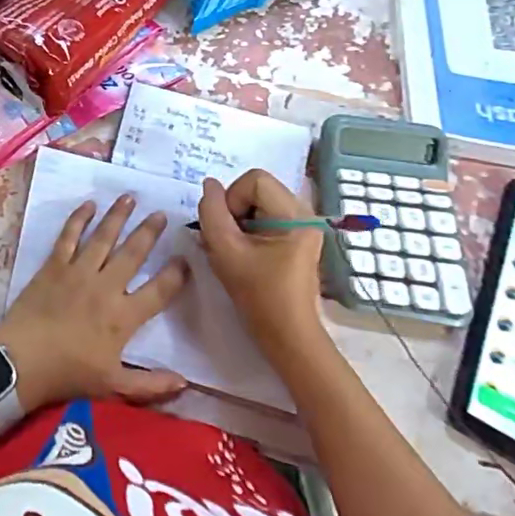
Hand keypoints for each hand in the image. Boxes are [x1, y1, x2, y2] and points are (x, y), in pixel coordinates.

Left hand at [0, 194, 190, 408]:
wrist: (21, 362)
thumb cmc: (69, 374)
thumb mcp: (113, 386)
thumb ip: (150, 385)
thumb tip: (184, 382)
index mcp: (123, 317)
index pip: (159, 291)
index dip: (175, 274)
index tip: (185, 259)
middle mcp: (105, 287)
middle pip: (133, 253)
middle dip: (149, 232)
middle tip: (161, 214)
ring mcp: (78, 273)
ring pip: (104, 237)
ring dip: (118, 216)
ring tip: (130, 198)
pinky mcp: (54, 266)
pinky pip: (69, 237)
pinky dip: (79, 219)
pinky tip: (88, 204)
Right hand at [197, 170, 325, 357]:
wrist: (288, 336)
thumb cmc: (259, 296)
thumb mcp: (225, 251)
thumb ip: (211, 212)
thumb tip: (210, 185)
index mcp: (295, 214)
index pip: (254, 179)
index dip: (231, 199)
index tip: (227, 231)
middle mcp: (304, 212)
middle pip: (256, 188)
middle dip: (233, 211)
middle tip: (225, 242)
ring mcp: (302, 225)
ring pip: (258, 203)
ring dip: (237, 221)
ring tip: (232, 250)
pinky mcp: (296, 238)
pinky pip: (265, 217)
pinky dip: (248, 230)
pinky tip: (243, 254)